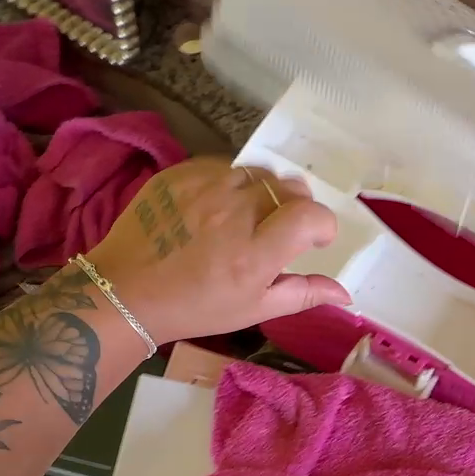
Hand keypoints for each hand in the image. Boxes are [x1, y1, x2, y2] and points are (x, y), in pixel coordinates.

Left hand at [84, 157, 351, 342]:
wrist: (129, 290)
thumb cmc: (199, 308)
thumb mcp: (255, 309)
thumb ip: (302, 294)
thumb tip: (346, 293)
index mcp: (255, 255)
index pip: (310, 215)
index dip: (322, 225)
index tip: (315, 240)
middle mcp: (233, 214)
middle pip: (288, 187)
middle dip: (297, 205)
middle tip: (284, 229)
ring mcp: (204, 188)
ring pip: (258, 173)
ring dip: (266, 191)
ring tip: (252, 216)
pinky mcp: (180, 174)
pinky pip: (224, 166)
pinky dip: (234, 183)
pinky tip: (223, 206)